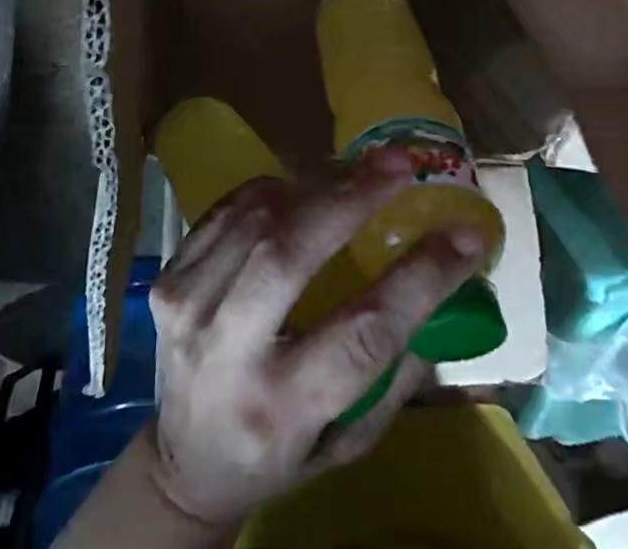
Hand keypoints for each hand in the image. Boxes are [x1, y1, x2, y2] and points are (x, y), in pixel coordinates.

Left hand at [144, 147, 487, 529]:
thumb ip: (395, 377)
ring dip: (311, 187)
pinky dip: (267, 193)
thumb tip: (440, 293)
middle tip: (399, 164)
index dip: (419, 278)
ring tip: (354, 173)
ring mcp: (185, 310)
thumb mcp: (349, 444)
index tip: (462, 236)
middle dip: (351, 200)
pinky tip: (299, 189)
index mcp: (283, 409)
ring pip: (253, 223)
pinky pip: (223, 214)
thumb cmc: (278, 458)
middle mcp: (226, 355)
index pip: (361, 333)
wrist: (183, 462)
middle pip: (287, 256)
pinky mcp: (165, 282)